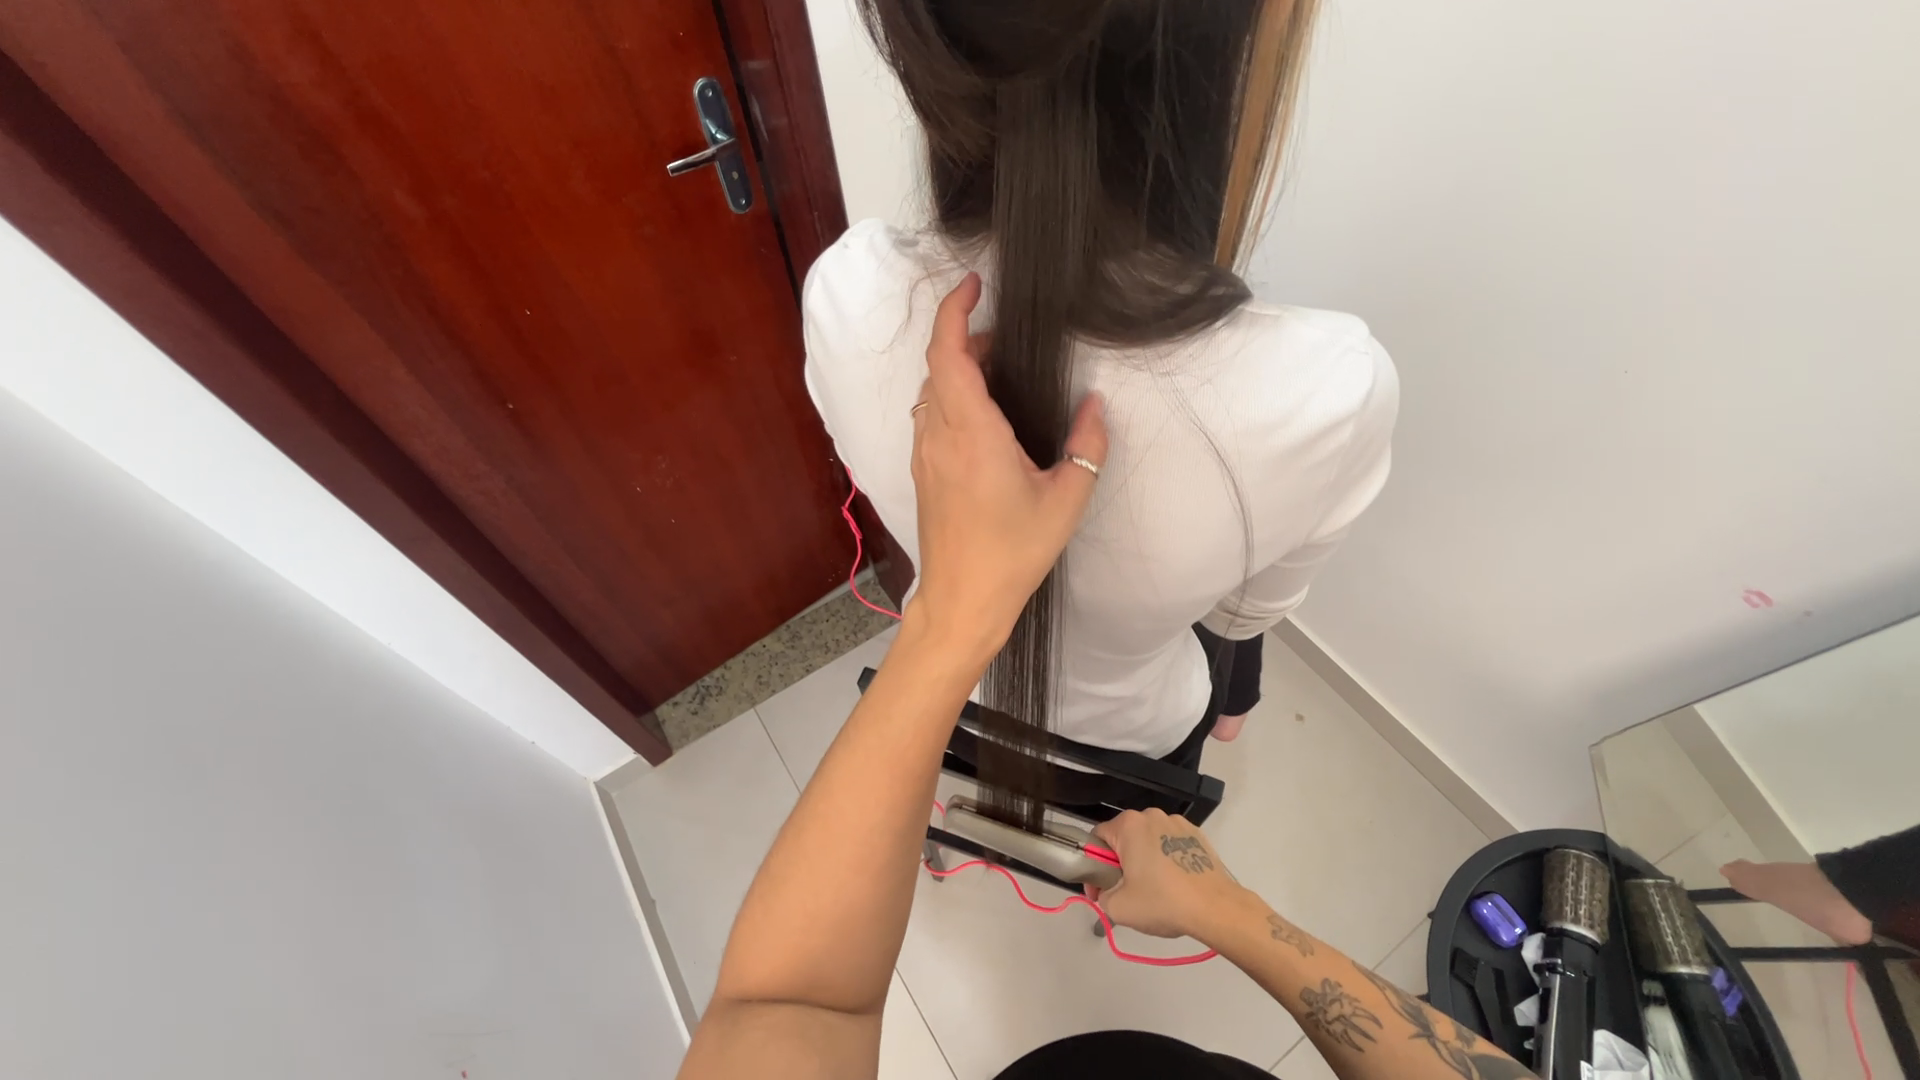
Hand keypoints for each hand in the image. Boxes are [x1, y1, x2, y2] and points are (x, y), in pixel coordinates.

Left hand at [905, 273, 1107, 665]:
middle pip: (937, 366)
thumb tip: (1095, 403)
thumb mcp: (1066, 500)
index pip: (948, 354)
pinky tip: (981, 416)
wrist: (962, 601)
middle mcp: (938, 437)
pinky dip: (949, 397)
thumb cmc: (1014, 554)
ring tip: (998, 372)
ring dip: (956, 369)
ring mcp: (924, 455)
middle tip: (1006, 340)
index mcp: (972, 435)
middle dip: (965, 337)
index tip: (974, 285)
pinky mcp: (922, 472)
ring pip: (930, 391)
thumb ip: (1087, 445)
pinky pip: (929, 417)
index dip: (954, 311)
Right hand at [1089, 809, 1249, 939]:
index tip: (1103, 889)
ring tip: (1156, 889)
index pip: (1098, 838)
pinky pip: (1171, 844)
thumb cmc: (1163, 902)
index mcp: (1128, 825)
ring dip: (1145, 860)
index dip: (1095, 865)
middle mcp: (1151, 815)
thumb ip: (1101, 896)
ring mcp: (1177, 823)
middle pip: (1124, 838)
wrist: (1216, 908)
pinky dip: (1168, 859)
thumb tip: (1105, 892)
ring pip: (1149, 841)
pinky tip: (1175, 882)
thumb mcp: (1119, 908)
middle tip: (1128, 892)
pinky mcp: (1196, 835)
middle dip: (1121, 863)